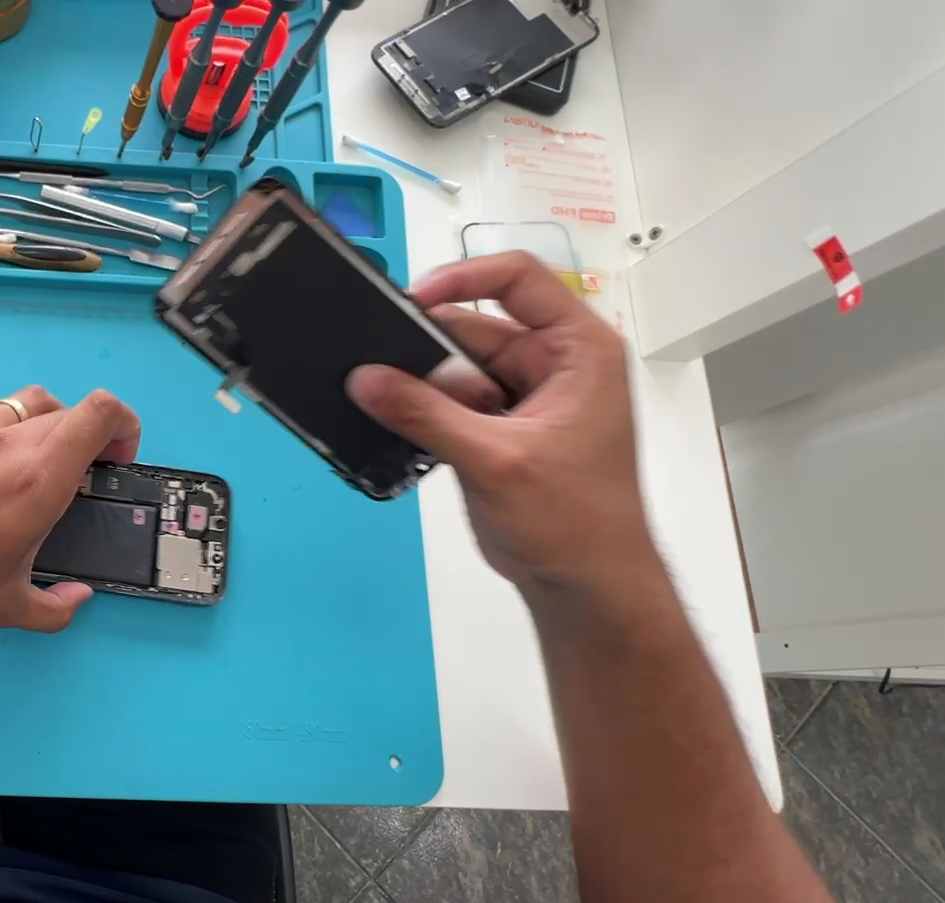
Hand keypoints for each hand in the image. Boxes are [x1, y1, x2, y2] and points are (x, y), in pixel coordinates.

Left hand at [0, 387, 141, 636]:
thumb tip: (77, 598)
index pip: (102, 413)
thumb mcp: (8, 607)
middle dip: (90, 437)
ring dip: (49, 424)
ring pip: (30, 401)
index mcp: (37, 481)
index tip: (117, 459)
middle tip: (80, 475)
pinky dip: (8, 423)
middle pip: (72, 408)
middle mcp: (8, 443)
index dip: (126, 426)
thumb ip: (57, 606)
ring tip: (39, 462)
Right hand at [346, 252, 657, 593]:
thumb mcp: (494, 458)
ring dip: (413, 384)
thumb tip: (362, 378)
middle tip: (366, 364)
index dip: (462, 278)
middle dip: (419, 347)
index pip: (518, 282)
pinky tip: (383, 420)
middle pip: (471, 330)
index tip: (406, 303)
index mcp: (575, 350)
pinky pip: (443, 406)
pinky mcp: (490, 432)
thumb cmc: (567, 516)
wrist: (582, 582)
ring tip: (367, 394)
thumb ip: (425, 414)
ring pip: (450, 371)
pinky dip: (415, 412)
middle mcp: (547, 365)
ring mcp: (516, 400)